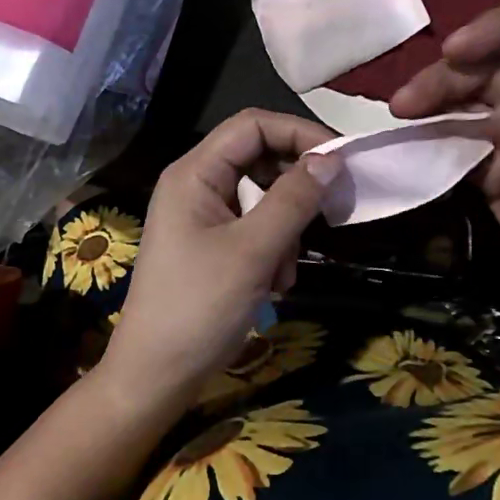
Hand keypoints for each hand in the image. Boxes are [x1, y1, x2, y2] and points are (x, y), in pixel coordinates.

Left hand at [103, 110, 338, 404]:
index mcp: (195, 174)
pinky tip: (273, 286)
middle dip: (295, 192)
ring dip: (286, 232)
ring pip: (265, 200)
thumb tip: (331, 158)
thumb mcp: (254, 250)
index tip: (341, 159)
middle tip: (328, 216)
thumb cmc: (200, 306)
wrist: (158, 373)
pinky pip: (257, 230)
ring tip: (283, 273)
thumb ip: (294, 199)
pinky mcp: (214, 245)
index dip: (299, 133)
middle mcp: (198, 186)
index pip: (253, 125)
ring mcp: (205, 217)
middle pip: (261, 160)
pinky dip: (274, 252)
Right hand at [390, 3, 499, 320]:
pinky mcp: (499, 173)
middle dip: (451, 75)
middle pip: (495, 66)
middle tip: (408, 100)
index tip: (456, 48)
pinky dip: (433, 143)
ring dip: (435, 104)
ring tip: (400, 115)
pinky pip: (460, 147)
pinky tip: (409, 147)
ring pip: (471, 103)